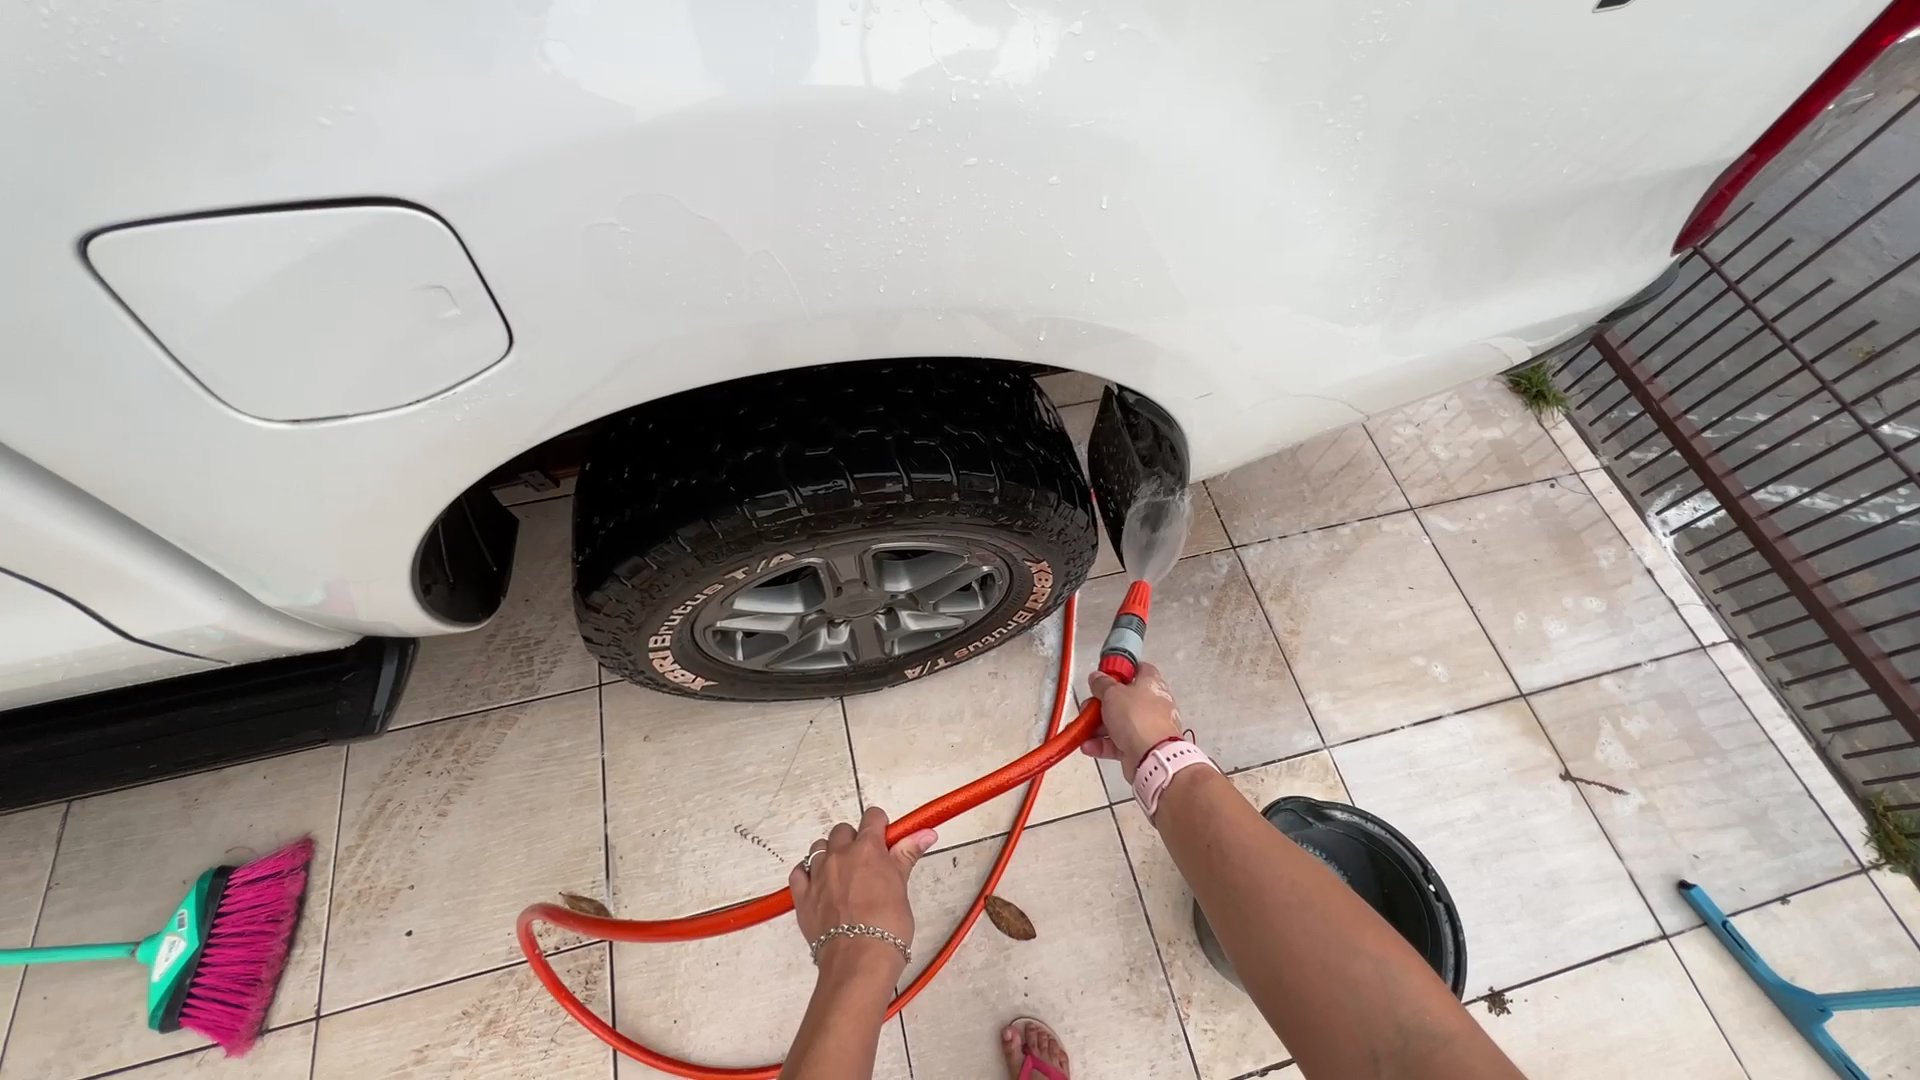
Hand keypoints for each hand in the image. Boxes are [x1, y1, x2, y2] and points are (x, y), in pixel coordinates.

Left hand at [789, 806, 936, 978]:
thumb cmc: (888, 926)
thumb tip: (926, 833)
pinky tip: (818, 884)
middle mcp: (840, 855)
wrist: (859, 961)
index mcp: (867, 849)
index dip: (879, 826)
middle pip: (843, 831)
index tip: (885, 839)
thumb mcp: (902, 886)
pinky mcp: (802, 896)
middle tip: (866, 863)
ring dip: (830, 854)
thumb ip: (907, 854)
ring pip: (819, 847)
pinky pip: (799, 872)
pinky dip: (807, 873)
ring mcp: (818, 874)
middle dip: (854, 841)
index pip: (872, 817)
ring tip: (842, 875)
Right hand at [1081, 661, 1184, 782]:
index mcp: (1151, 684)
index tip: (1105, 675)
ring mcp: (1146, 727)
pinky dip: (1102, 744)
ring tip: (1083, 730)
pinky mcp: (1140, 748)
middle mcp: (1151, 704)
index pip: (1139, 669)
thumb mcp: (1112, 693)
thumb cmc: (1135, 717)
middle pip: (1122, 699)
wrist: (1152, 757)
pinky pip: (1117, 743)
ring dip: (1097, 727)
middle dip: (1101, 704)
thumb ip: (1102, 684)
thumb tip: (1097, 677)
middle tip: (1088, 707)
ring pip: (1118, 723)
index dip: (1121, 670)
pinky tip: (1087, 746)